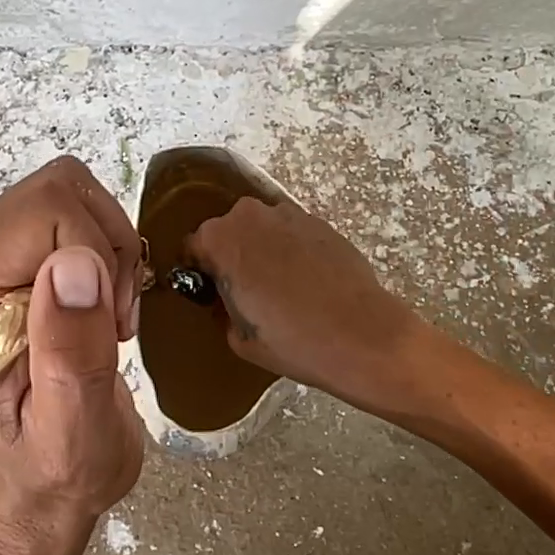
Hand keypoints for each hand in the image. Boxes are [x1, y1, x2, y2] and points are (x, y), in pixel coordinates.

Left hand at [0, 156, 144, 527]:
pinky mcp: (4, 251)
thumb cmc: (58, 470)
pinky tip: (100, 303)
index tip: (112, 323)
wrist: (43, 488)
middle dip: (106, 247)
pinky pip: (71, 208)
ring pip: (68, 191)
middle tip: (115, 318)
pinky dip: (103, 246)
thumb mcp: (74, 431)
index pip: (46, 210)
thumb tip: (75, 263)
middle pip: (55, 190)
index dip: (97, 254)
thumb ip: (70, 352)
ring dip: (109, 248)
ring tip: (108, 317)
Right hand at [184, 197, 422, 406]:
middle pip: (228, 231)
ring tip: (281, 287)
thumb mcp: (239, 337)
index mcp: (221, 239)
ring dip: (263, 249)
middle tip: (245, 290)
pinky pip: (292, 233)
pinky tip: (307, 282)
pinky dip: (293, 250)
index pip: (193, 246)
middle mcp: (250, 216)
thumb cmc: (292, 339)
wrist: (361, 334)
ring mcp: (288, 214)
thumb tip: (228, 299)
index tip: (210, 290)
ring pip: (262, 229)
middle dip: (232, 254)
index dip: (199, 270)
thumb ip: (223, 308)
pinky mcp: (320, 221)